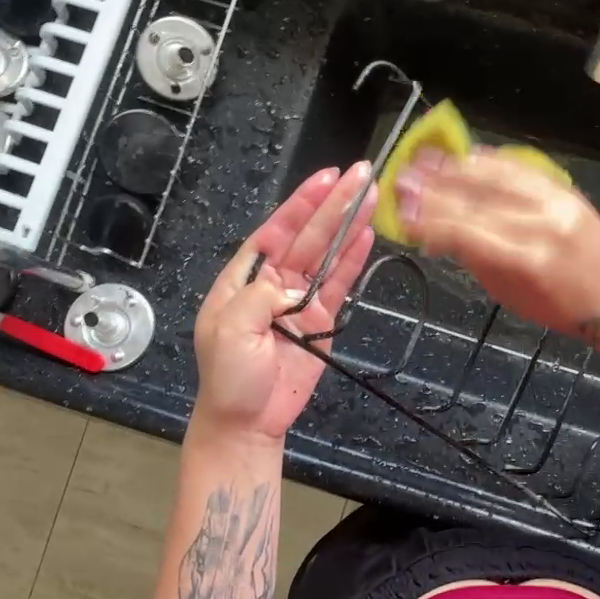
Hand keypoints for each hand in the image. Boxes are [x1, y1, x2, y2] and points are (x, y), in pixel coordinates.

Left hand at [193, 162, 377, 439]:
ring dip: (348, 226)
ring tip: (370, 196)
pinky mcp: (321, 322)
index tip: (325, 180)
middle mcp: (273, 283)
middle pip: (307, 237)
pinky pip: (339, 285)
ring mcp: (299, 302)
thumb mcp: (230, 332)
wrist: (247, 423)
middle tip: (360, 175)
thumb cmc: (229, 378)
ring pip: (327, 256)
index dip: (300, 205)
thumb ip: (260, 298)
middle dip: (333, 206)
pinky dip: (353, 261)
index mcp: (244, 279)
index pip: (275, 231)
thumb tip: (293, 284)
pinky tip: (366, 235)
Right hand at [397, 145, 599, 343]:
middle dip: (435, 189)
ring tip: (425, 159)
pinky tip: (465, 155)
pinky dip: (490, 160)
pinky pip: (521, 169)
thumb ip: (474, 258)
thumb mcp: (507, 294)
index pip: (467, 233)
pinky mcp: (564, 188)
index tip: (403, 213)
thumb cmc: (556, 306)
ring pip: (497, 177)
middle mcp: (542, 225)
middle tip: (403, 178)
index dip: (431, 222)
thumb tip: (437, 230)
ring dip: (456, 167)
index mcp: (526, 261)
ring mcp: (556, 202)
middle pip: (477, 200)